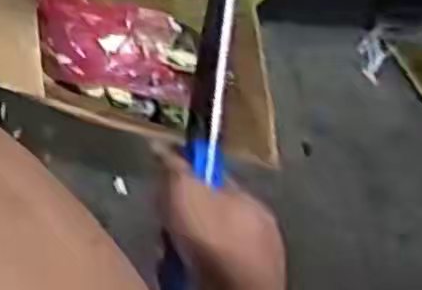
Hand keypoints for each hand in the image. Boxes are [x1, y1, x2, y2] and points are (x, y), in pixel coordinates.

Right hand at [157, 146, 285, 289]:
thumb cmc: (210, 235)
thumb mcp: (182, 188)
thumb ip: (172, 163)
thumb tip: (160, 145)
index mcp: (251, 200)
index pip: (210, 173)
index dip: (183, 169)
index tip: (161, 173)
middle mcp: (261, 227)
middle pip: (206, 203)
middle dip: (180, 205)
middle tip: (163, 210)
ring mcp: (258, 258)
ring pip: (206, 230)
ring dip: (184, 231)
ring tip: (169, 239)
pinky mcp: (247, 280)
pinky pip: (211, 255)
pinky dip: (194, 254)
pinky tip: (182, 258)